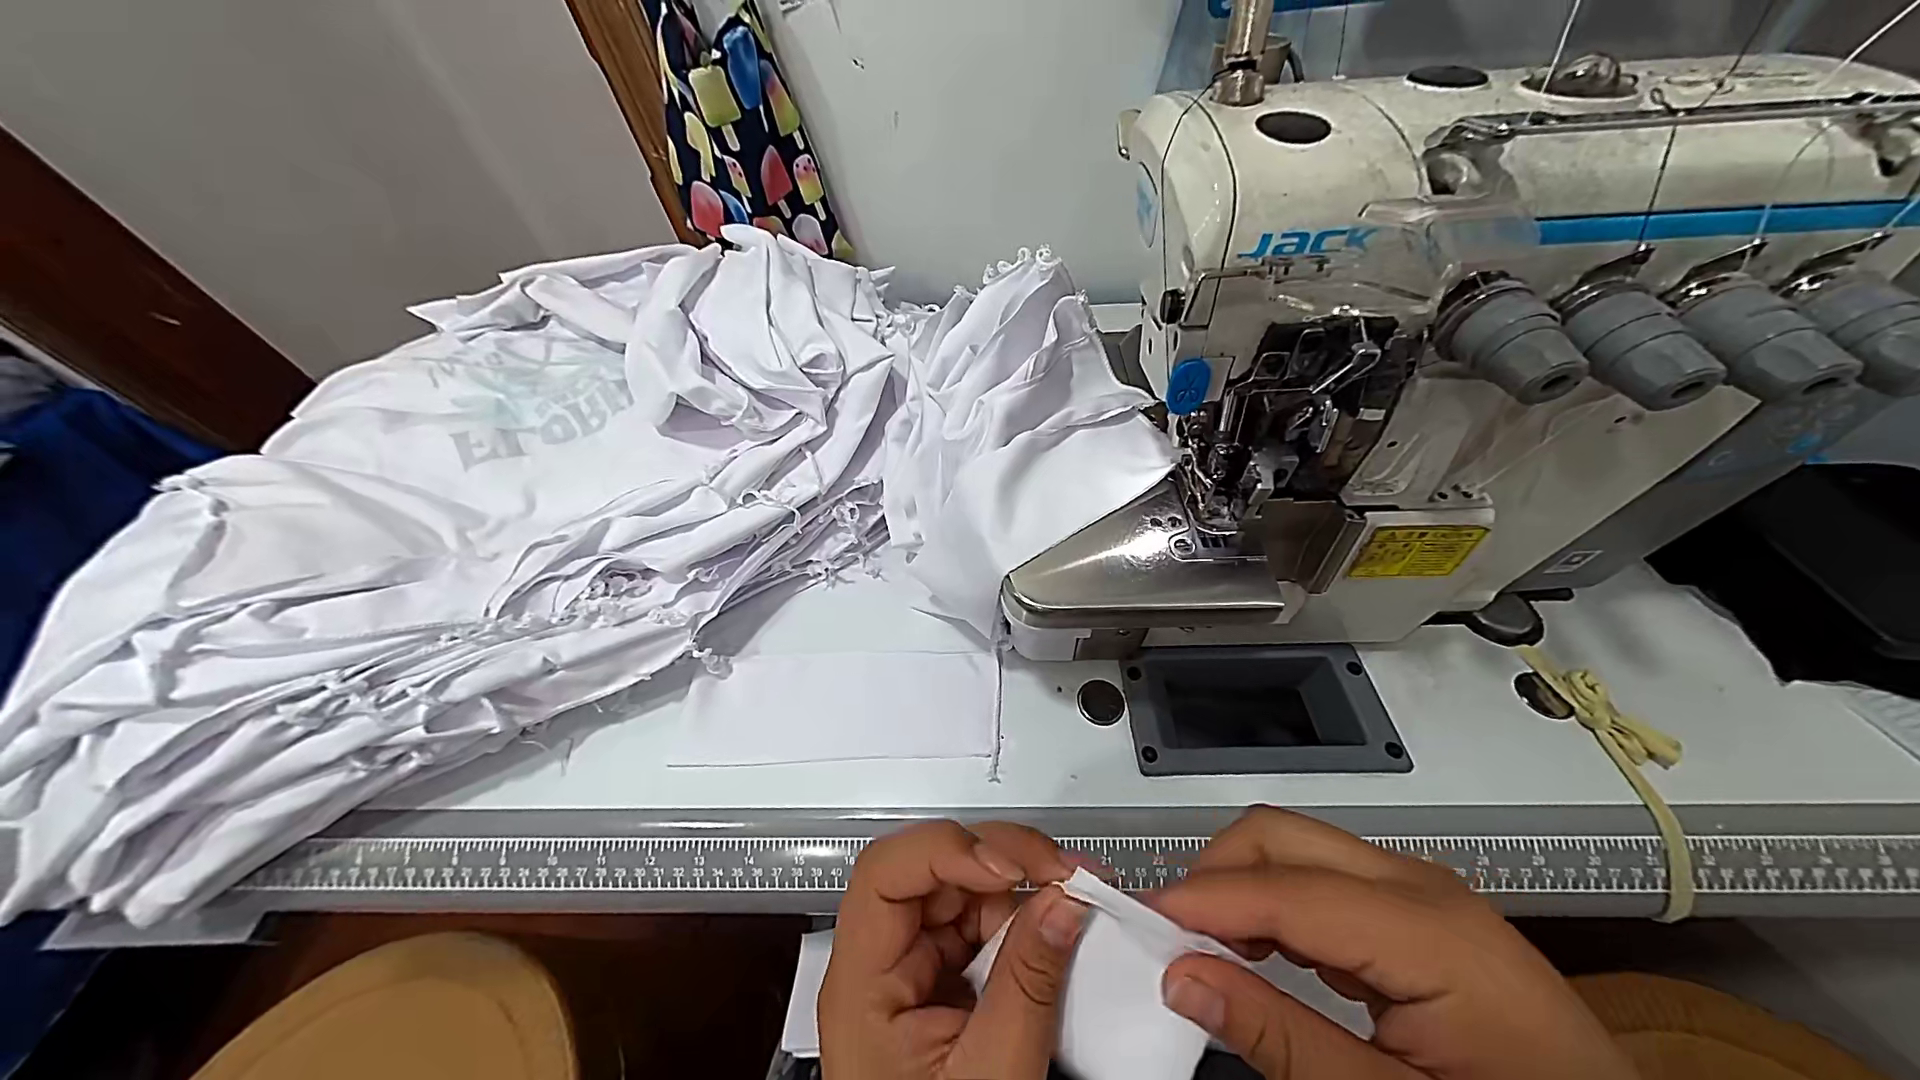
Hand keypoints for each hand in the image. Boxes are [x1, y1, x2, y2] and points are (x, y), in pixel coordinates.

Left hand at [819, 821, 1090, 1078]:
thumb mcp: (990, 1077)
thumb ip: (1029, 984)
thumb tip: (1061, 902)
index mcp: (862, 982)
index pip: (884, 875)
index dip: (946, 852)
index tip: (1009, 869)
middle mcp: (882, 958)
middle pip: (930, 867)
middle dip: (1000, 856)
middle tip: (1060, 870)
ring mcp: (914, 961)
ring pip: (962, 885)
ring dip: (1019, 881)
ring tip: (1068, 895)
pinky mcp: (944, 971)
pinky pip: (982, 917)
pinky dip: (1022, 912)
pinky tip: (1052, 923)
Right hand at [1153, 807, 1634, 1079]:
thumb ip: (1283, 1038)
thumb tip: (1186, 978)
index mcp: (1432, 933)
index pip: (1283, 889)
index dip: (1202, 900)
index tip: (1144, 922)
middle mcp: (1422, 888)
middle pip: (1279, 836)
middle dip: (1213, 874)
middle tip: (1173, 935)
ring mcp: (1420, 891)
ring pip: (1292, 847)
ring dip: (1236, 884)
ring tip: (1206, 945)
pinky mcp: (1414, 907)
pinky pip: (1317, 875)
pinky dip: (1270, 899)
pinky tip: (1259, 948)